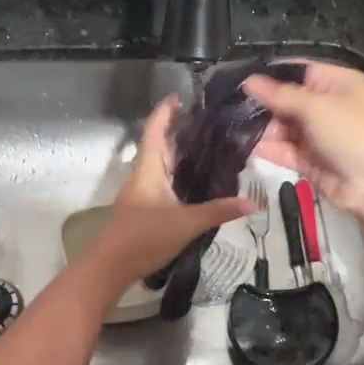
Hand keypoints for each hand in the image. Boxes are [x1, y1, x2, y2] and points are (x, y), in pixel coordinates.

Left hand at [86, 97, 253, 284]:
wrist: (109, 267)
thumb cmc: (144, 237)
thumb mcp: (186, 224)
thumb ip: (219, 211)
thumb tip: (254, 202)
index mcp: (148, 169)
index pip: (155, 130)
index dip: (166, 111)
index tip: (181, 97)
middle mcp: (141, 176)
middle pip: (157, 146)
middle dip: (177, 132)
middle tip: (205, 124)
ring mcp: (138, 194)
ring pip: (158, 166)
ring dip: (176, 155)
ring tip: (203, 149)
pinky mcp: (140, 210)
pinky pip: (159, 183)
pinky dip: (174, 176)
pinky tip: (190, 183)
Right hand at [244, 62, 363, 211]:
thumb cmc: (354, 133)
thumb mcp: (318, 106)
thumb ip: (281, 95)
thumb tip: (249, 80)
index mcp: (339, 83)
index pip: (301, 71)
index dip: (272, 74)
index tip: (241, 78)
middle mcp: (330, 107)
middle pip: (290, 101)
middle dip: (264, 104)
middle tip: (231, 106)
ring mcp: (322, 136)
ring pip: (286, 128)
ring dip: (264, 128)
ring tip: (234, 127)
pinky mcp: (314, 162)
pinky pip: (287, 151)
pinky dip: (270, 149)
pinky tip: (247, 146)